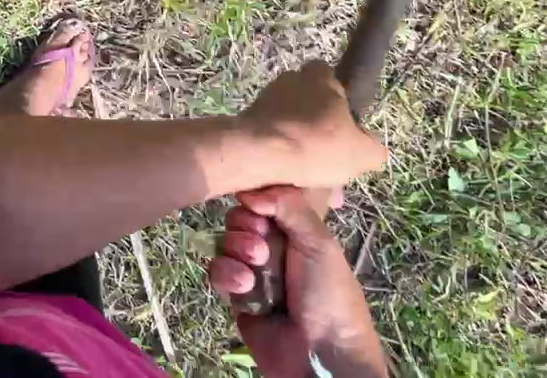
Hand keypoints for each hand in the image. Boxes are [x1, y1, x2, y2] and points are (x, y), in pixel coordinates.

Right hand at [209, 186, 386, 377]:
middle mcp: (273, 250)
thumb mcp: (320, 243)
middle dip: (244, 229)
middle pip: (239, 220)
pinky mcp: (236, 295)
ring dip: (235, 253)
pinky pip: (217, 272)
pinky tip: (242, 287)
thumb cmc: (329, 297)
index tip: (259, 210)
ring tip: (253, 271)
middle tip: (260, 247)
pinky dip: (227, 276)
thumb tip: (248, 189)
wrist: (322, 358)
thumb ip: (288, 205)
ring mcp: (253, 272)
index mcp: (296, 235)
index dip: (256, 202)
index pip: (263, 202)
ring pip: (225, 243)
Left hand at [242, 63, 387, 190]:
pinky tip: (291, 174)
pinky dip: (281, 150)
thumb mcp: (364, 153)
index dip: (339, 98)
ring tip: (312, 174)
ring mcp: (265, 97)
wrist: (261, 151)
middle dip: (320, 128)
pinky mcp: (248, 117)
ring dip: (301, 143)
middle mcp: (288, 80)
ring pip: (291, 121)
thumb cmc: (318, 143)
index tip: (344, 124)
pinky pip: (272, 134)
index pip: (328, 75)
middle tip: (330, 156)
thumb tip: (369, 147)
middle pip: (309, 102)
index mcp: (316, 77)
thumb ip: (371, 147)